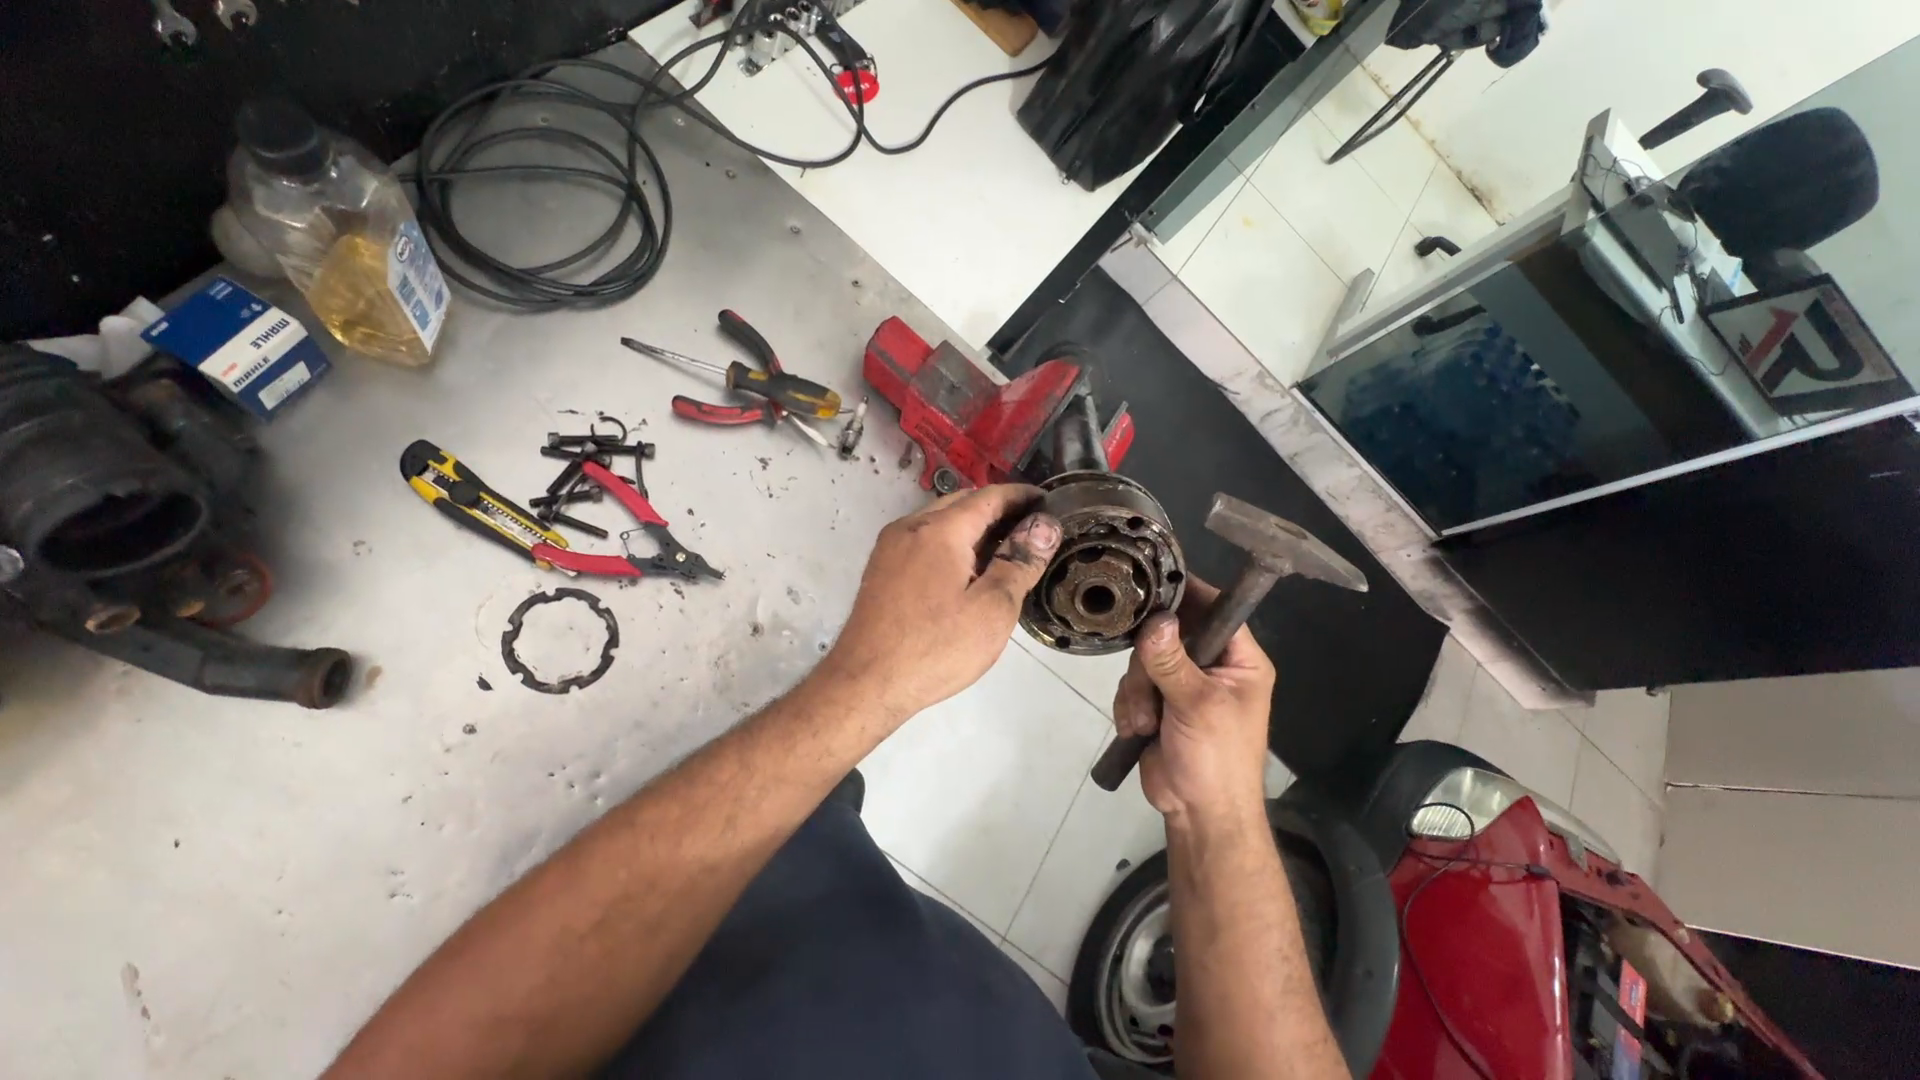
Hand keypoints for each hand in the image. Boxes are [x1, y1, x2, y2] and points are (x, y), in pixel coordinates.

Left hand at [819, 485, 1060, 720]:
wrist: (866, 683)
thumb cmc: (935, 648)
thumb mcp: (992, 609)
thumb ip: (1020, 562)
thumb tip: (1044, 526)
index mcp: (939, 530)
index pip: (988, 497)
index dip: (1021, 496)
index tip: (1048, 502)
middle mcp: (910, 527)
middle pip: (961, 504)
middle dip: (997, 509)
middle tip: (1031, 530)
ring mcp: (890, 548)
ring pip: (939, 522)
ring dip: (972, 527)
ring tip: (1005, 550)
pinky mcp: (881, 570)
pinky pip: (922, 541)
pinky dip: (949, 543)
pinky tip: (966, 571)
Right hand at [1112, 579, 1274, 825]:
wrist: (1199, 814)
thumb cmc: (1217, 758)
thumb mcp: (1197, 705)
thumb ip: (1172, 661)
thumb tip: (1155, 619)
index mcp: (1239, 660)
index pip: (1215, 609)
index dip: (1186, 595)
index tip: (1152, 587)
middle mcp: (1212, 666)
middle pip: (1168, 634)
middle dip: (1149, 665)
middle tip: (1149, 689)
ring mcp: (1181, 686)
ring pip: (1143, 662)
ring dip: (1137, 693)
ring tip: (1144, 722)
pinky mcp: (1156, 705)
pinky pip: (1131, 686)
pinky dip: (1129, 707)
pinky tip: (1137, 729)